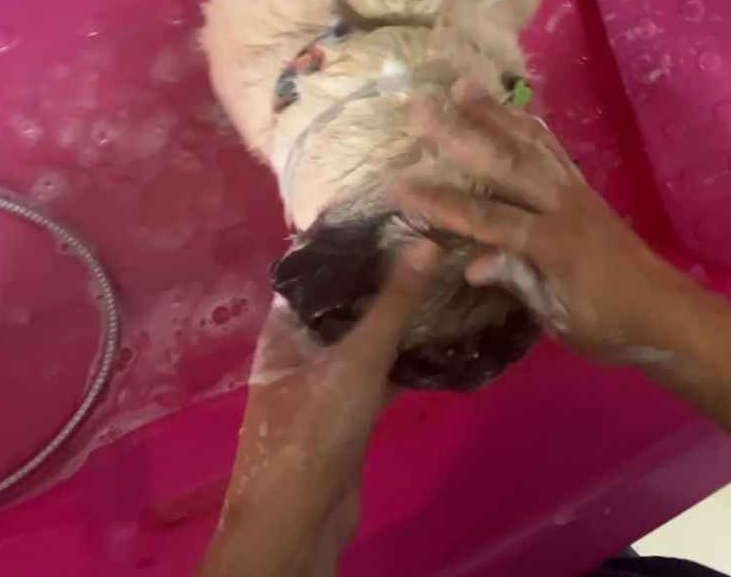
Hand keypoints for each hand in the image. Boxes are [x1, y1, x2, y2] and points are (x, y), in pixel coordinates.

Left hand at [198, 240, 437, 576]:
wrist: (300, 521)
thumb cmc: (314, 428)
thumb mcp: (357, 358)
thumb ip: (394, 302)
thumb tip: (428, 242)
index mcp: (287, 326)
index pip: (315, 267)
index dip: (348, 238)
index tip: (391, 209)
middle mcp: (303, 346)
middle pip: (346, 298)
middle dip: (383, 272)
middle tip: (429, 238)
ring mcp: (326, 378)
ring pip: (366, 333)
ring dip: (398, 312)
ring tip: (442, 274)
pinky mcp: (350, 408)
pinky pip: (381, 366)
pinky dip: (407, 351)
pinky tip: (443, 332)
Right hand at [388, 78, 698, 364]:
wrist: (665, 312)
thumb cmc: (609, 325)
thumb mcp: (559, 316)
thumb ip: (518, 280)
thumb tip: (469, 262)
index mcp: (554, 242)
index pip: (486, 218)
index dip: (440, 203)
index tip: (397, 184)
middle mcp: (563, 205)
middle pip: (506, 163)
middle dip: (462, 134)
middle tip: (424, 106)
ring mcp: (576, 190)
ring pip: (531, 144)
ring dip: (496, 114)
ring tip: (464, 86)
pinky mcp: (584, 187)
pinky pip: (553, 148)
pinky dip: (530, 125)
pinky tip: (513, 109)